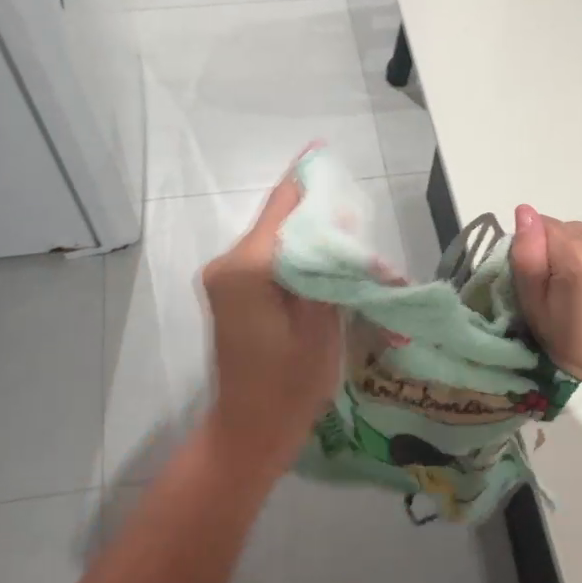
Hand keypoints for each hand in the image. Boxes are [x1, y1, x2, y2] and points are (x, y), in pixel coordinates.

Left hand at [201, 170, 343, 473]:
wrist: (250, 431)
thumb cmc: (289, 387)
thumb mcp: (321, 325)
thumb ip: (329, 268)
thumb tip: (341, 224)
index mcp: (246, 268)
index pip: (282, 210)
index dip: (306, 182)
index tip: (323, 151)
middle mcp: (228, 264)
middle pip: (278, 222)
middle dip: (316, 212)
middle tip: (356, 208)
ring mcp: (225, 278)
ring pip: (274, 240)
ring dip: (308, 235)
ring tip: (350, 231)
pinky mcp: (231, 293)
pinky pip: (268, 260)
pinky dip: (296, 255)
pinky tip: (327, 257)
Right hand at [508, 205, 581, 395]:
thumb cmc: (580, 346)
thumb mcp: (538, 310)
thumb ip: (527, 258)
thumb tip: (524, 211)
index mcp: (579, 253)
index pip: (544, 227)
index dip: (541, 255)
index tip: (552, 285)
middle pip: (573, 229)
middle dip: (568, 252)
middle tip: (576, 291)